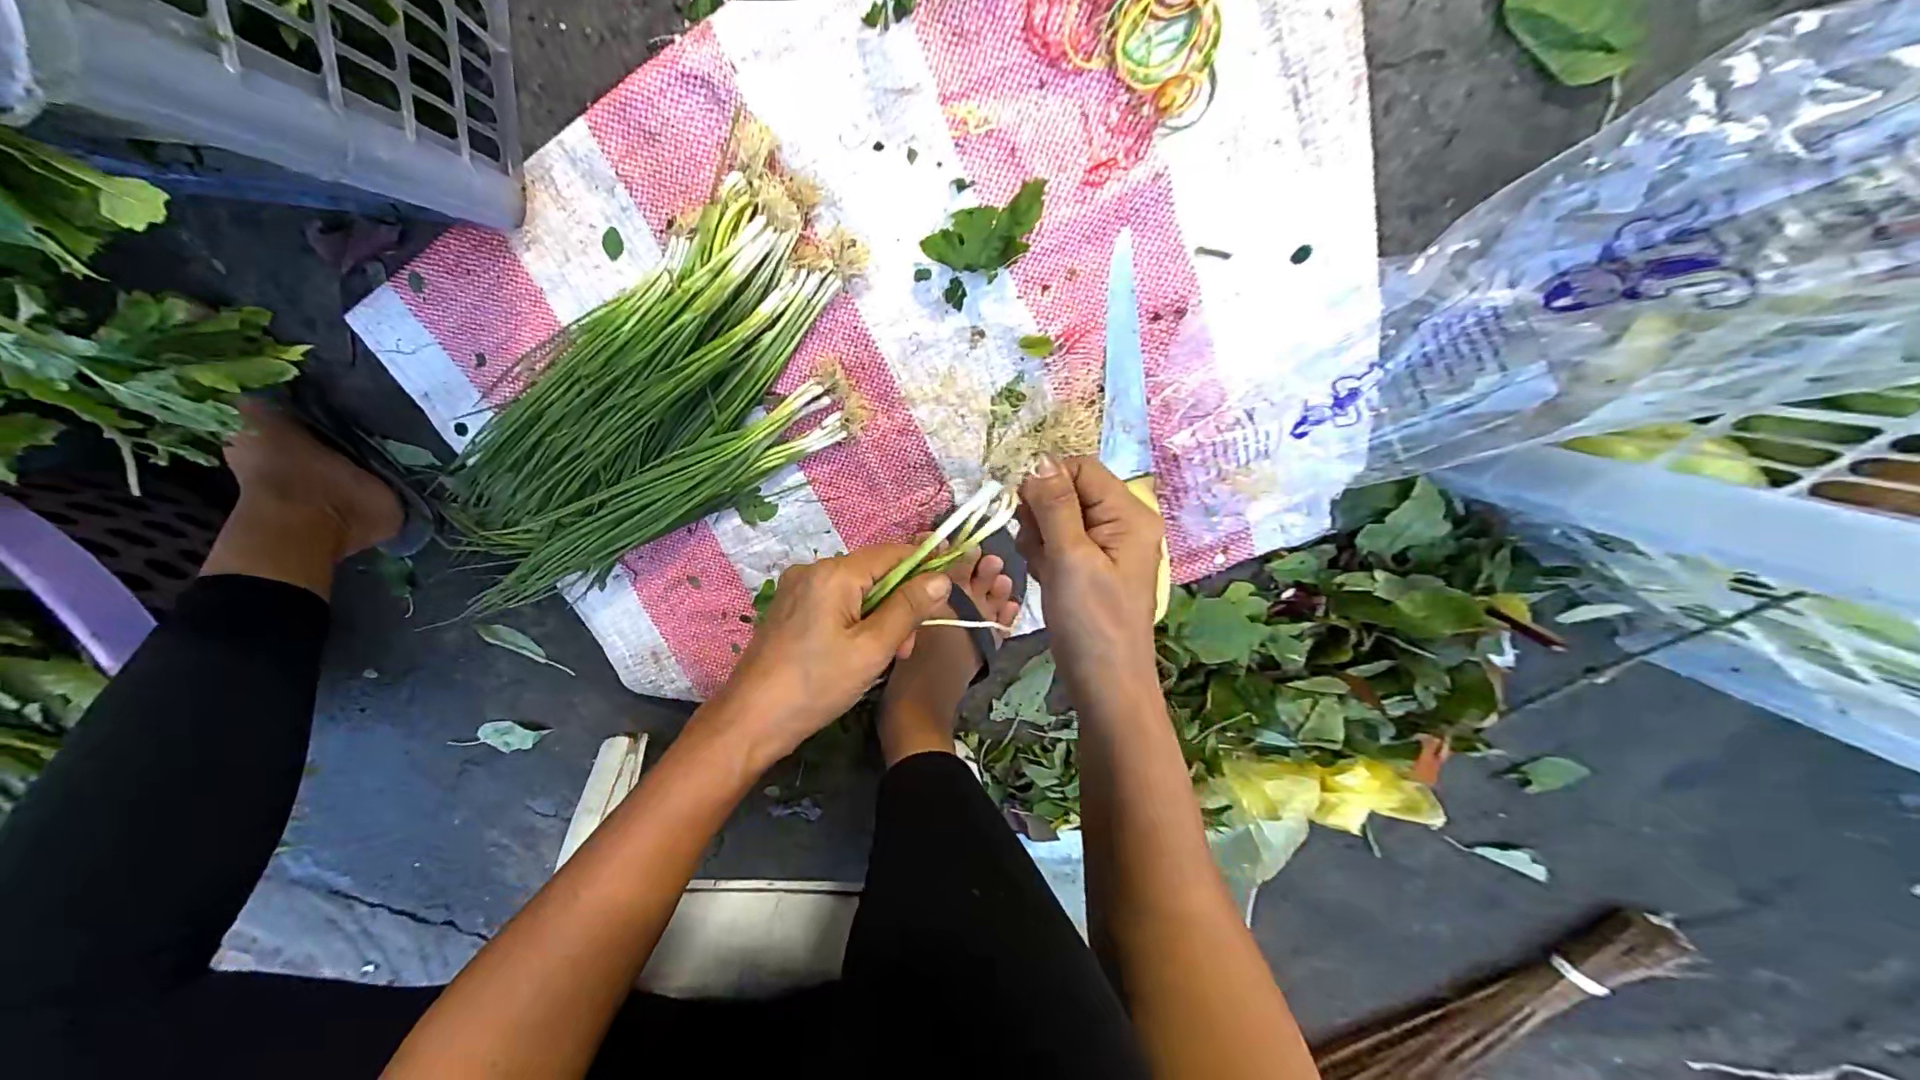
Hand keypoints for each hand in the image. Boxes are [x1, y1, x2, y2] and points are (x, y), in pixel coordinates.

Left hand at [704, 544, 951, 764]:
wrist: (750, 721)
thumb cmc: (816, 685)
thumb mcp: (872, 649)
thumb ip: (908, 609)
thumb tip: (941, 578)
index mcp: (834, 573)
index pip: (893, 553)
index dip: (925, 568)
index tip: (946, 594)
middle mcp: (813, 570)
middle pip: (874, 574)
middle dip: (899, 605)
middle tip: (906, 648)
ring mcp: (798, 589)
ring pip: (856, 592)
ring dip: (879, 618)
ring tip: (883, 658)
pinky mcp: (790, 609)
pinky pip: (835, 603)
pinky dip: (855, 622)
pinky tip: (857, 654)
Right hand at [1016, 456, 1164, 681]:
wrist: (1105, 684)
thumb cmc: (1091, 622)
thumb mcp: (1070, 558)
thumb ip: (1055, 506)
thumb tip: (1040, 459)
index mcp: (1129, 514)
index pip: (1081, 469)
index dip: (1047, 482)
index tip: (1022, 510)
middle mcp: (1122, 523)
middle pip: (1068, 491)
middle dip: (1042, 515)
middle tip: (1039, 549)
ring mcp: (1107, 547)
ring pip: (1057, 518)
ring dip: (1039, 538)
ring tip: (1044, 569)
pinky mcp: (1091, 567)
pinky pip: (1059, 543)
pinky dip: (1045, 556)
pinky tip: (1046, 578)